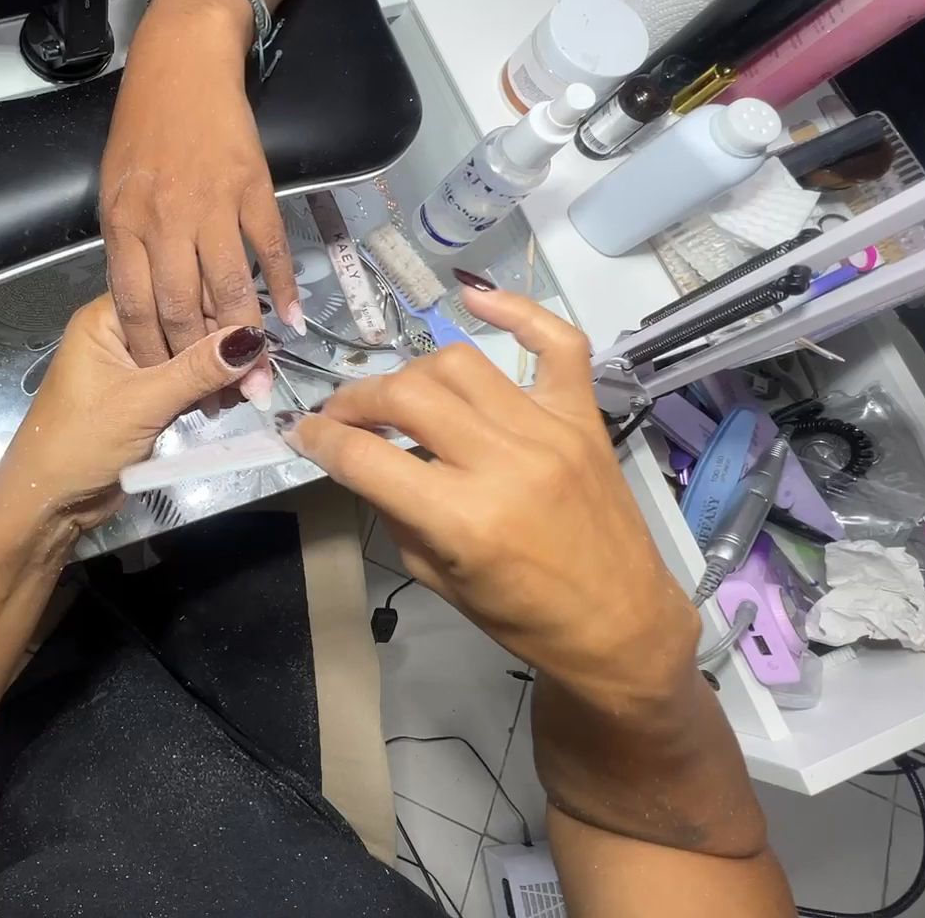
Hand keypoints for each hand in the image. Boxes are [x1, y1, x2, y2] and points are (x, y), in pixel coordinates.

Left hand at [0, 294, 265, 529]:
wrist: (50, 502)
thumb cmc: (80, 443)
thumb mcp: (142, 402)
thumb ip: (197, 369)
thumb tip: (253, 339)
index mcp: (106, 318)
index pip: (172, 293)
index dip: (218, 312)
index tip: (259, 338)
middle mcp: (119, 334)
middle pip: (186, 325)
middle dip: (224, 350)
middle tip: (260, 376)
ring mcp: (132, 367)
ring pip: (189, 356)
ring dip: (220, 373)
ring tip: (249, 393)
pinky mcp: (143, 397)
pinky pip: (184, 383)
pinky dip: (207, 391)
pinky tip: (230, 401)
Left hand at [100, 0, 302, 408]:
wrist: (182, 64)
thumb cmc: (140, 131)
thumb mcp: (113, 193)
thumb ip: (128, 250)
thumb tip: (144, 308)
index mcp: (124, 226)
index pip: (136, 308)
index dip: (153, 355)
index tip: (167, 390)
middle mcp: (165, 222)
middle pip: (181, 308)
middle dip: (199, 363)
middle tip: (219, 399)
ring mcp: (212, 206)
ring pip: (228, 288)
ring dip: (243, 339)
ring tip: (254, 375)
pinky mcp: (253, 190)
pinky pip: (269, 250)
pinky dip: (281, 288)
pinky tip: (290, 320)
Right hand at [283, 282, 698, 700]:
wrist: (622, 626)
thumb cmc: (521, 616)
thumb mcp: (433, 573)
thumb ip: (391, 506)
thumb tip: (358, 456)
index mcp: (462, 519)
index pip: (364, 457)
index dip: (319, 439)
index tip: (302, 432)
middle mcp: (504, 463)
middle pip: (404, 396)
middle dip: (354, 401)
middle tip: (340, 416)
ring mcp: (549, 431)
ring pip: (456, 364)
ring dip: (409, 374)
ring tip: (396, 395)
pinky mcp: (583, 417)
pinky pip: (557, 343)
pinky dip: (516, 311)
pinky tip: (473, 297)